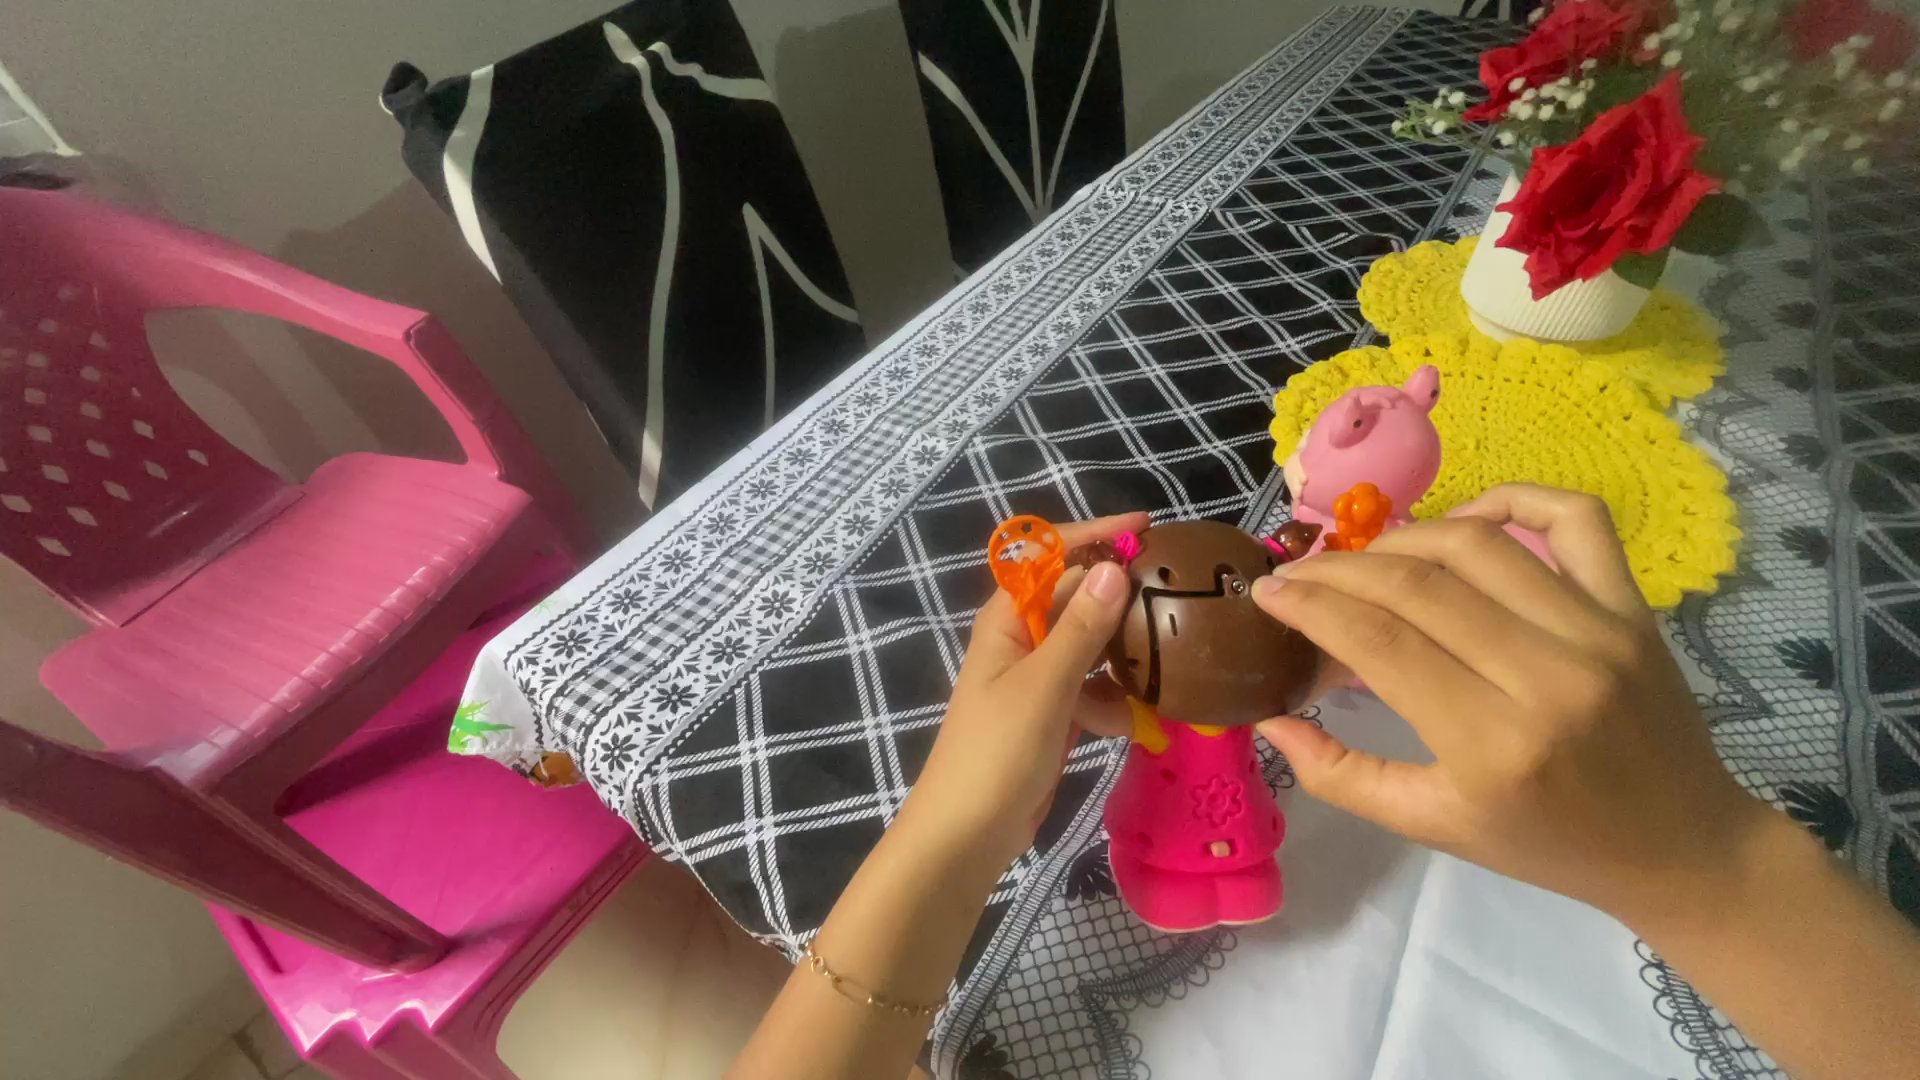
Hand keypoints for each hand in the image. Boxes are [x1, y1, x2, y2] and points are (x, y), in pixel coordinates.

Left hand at [899, 512, 1146, 871]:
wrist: (968, 834)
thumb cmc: (996, 752)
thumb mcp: (1043, 687)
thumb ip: (1079, 629)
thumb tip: (1114, 568)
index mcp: (1007, 620)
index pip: (1048, 557)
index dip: (1093, 536)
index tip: (1146, 528)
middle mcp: (1022, 639)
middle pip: (1076, 598)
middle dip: (1121, 593)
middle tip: (1178, 590)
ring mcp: (1037, 678)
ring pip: (1090, 646)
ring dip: (1124, 651)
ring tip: (1174, 653)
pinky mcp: (1052, 713)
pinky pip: (1092, 689)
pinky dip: (1114, 700)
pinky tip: (1143, 719)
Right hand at [1250, 484, 1768, 919]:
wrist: (1684, 849)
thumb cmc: (1544, 842)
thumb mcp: (1427, 826)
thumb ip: (1337, 775)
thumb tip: (1269, 720)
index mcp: (1491, 742)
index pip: (1376, 641)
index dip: (1309, 605)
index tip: (1268, 592)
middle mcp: (1547, 675)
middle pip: (1414, 584)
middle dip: (1336, 570)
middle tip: (1299, 575)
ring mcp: (1599, 632)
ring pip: (1474, 543)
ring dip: (1399, 538)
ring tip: (1365, 560)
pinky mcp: (1634, 609)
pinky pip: (1573, 520)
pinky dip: (1511, 499)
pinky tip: (1462, 519)